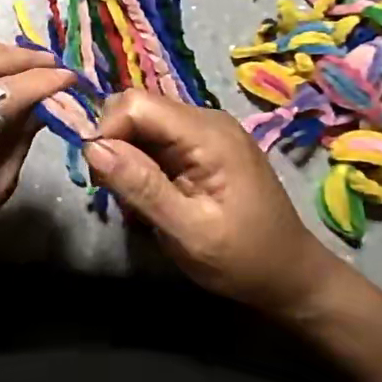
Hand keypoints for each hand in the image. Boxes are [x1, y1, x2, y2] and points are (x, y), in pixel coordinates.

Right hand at [83, 90, 348, 315]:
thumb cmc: (242, 259)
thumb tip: (91, 148)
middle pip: (135, 107)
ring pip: (140, 122)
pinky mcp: (201, 145)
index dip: (107, 132)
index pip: (135, 104)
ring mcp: (205, 131)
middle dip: (112, 144)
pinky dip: (140, 162)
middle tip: (115, 191)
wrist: (290, 276)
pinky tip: (151, 194)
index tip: (100, 177)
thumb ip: (141, 186)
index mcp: (208, 135)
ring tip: (135, 199)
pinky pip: (155, 138)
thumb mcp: (187, 231)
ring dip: (124, 156)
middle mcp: (205, 120)